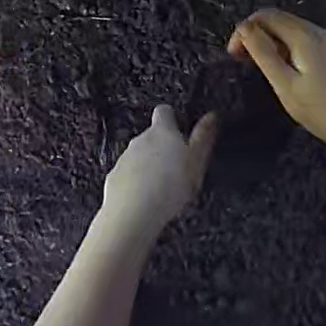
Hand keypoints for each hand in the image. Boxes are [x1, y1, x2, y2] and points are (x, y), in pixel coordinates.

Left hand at [100, 106, 218, 239]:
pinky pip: (127, 176)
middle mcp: (140, 140)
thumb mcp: (196, 163)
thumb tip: (211, 116)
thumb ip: (203, 137)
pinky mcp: (114, 178)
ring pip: (138, 157)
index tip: (178, 128)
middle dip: (161, 147)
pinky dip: (135, 184)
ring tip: (163, 188)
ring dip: (148, 167)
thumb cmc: (168, 187)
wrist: (133, 213)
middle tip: (176, 166)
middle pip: (151, 136)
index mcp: (162, 132)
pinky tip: (145, 200)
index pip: (164, 112)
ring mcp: (124, 159)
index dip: (171, 118)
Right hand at [227, 9, 325, 153]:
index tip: (234, 54)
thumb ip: (263, 53)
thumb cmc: (321, 111)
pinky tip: (285, 71)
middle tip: (243, 61)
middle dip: (256, 33)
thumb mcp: (285, 85)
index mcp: (305, 36)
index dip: (245, 30)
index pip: (265, 16)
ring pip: (290, 29)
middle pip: (278, 19)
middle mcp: (318, 32)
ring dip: (271, 41)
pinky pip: (303, 39)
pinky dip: (286, 47)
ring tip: (262, 68)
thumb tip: (244, 28)